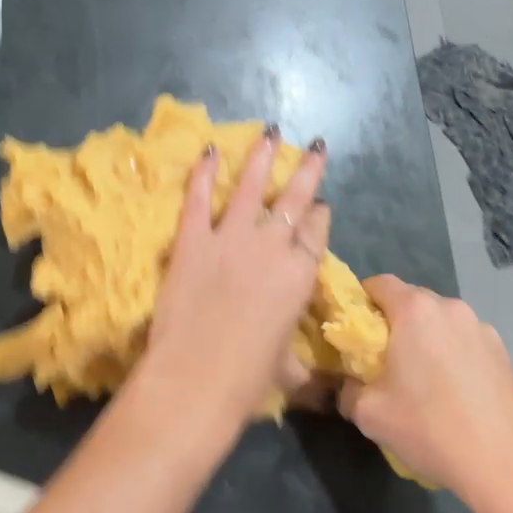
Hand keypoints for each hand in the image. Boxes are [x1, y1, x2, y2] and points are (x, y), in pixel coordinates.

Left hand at [144, 131, 330, 420]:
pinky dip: (203, 172)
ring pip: (251, 186)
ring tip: (269, 131)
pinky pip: (199, 198)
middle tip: (314, 144)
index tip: (321, 204)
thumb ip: (297, 358)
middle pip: (296, 197)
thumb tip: (311, 380)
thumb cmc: (247, 381)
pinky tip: (209, 150)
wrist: (195, 379)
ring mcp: (230, 238)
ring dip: (261, 156)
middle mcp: (272, 246)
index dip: (320, 214)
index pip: (317, 231)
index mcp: (300, 274)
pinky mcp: (192, 239)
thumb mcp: (285, 367)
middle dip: (308, 168)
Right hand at [339, 276, 512, 493]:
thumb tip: (348, 383)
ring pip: (441, 321)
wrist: (504, 465)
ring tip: (425, 380)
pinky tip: (456, 392)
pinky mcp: (503, 350)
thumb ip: (347, 389)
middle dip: (394, 322)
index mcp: (415, 310)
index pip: (379, 283)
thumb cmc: (430, 428)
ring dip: (427, 338)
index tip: (356, 333)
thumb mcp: (370, 414)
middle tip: (386, 360)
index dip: (362, 302)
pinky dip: (453, 353)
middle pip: (412, 300)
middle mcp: (450, 307)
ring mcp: (481, 327)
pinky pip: (465, 340)